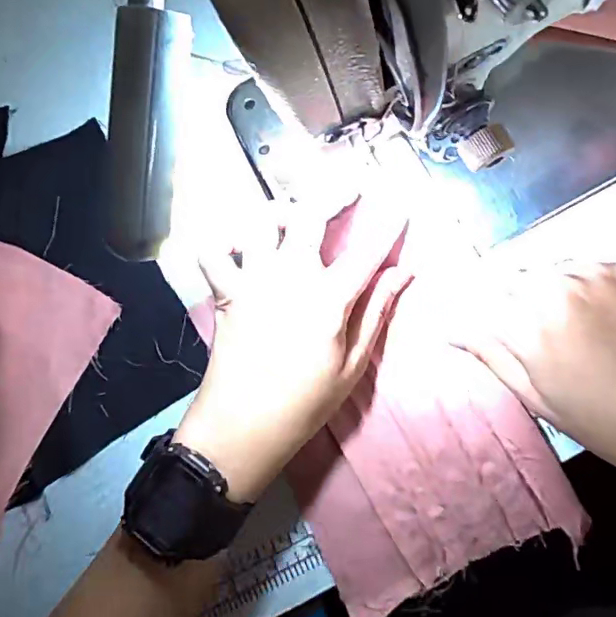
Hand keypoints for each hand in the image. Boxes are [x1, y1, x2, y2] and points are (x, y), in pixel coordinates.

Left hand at [174, 195, 410, 500]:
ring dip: (280, 211)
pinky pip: (213, 253)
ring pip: (260, 223)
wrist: (240, 429)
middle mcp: (289, 277)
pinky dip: (224, 241)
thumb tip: (402, 273)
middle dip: (334, 193)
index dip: (388, 226)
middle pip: (310, 216)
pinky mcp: (226, 293)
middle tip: (352, 187)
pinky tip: (240, 244)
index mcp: (327, 299)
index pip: (366, 251)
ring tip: (294, 214)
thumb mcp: (352, 364)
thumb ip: (376, 312)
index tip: (401, 205)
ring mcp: (253, 281)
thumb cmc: (304, 403)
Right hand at [454, 262, 615, 520]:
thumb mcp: (545, 403)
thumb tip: (457, 330)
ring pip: (554, 271)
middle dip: (512, 304)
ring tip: (577, 331)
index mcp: (532, 326)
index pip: (478, 302)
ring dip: (550, 294)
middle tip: (535, 340)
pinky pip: (593, 270)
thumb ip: (496, 357)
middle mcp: (562, 286)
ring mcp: (603, 271)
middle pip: (514, 280)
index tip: (482, 335)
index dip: (476, 319)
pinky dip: (589, 289)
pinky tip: (610, 321)